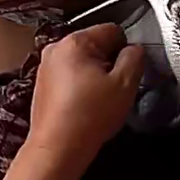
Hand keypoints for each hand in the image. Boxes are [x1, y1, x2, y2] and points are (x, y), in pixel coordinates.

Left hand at [24, 24, 145, 176]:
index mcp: (75, 42)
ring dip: (95, 79)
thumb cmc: (88, 118)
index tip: (127, 72)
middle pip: (97, 46)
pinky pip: (71, 79)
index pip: (113, 30)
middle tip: (113, 91)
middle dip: (109, 65)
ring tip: (98, 103)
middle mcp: (56, 50)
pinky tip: (85, 108)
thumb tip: (135, 50)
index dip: (126, 51)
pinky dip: (81, 90)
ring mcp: (46, 68)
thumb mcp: (125, 84)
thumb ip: (136, 58)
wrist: (58, 149)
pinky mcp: (44, 87)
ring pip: (84, 64)